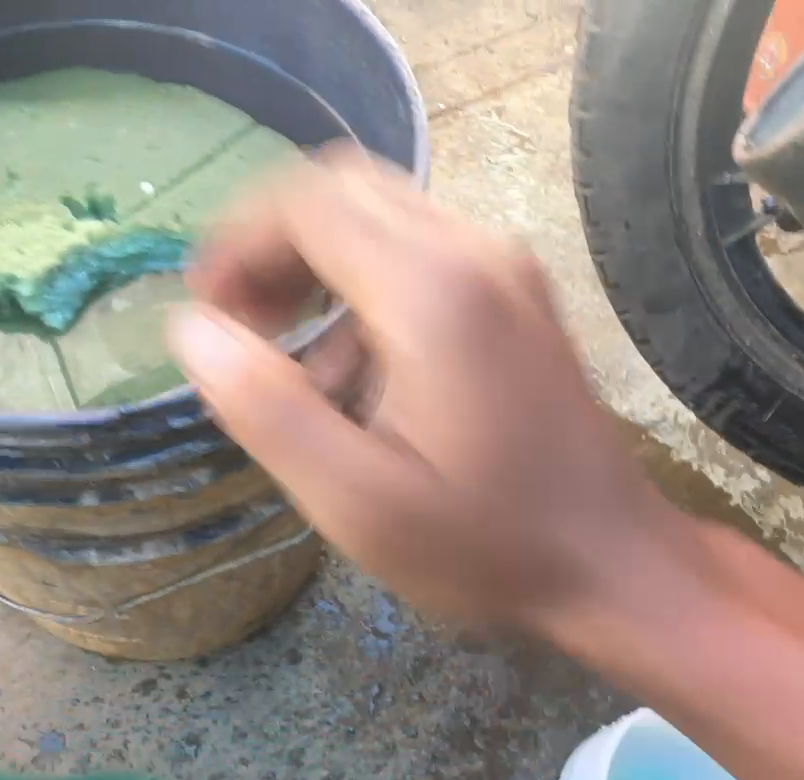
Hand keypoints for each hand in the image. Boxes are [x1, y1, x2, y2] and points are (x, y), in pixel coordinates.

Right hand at [169, 147, 665, 629]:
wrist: (609, 560)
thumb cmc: (484, 543)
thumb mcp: (356, 499)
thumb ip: (266, 409)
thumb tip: (194, 332)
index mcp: (432, 292)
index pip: (308, 204)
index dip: (239, 243)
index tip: (207, 309)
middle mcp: (476, 252)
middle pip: (346, 194)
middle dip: (276, 250)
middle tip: (243, 327)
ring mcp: (509, 271)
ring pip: (385, 222)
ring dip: (323, 276)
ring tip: (306, 376)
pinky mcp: (522, 300)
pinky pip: (426, 259)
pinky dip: (371, 295)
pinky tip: (366, 380)